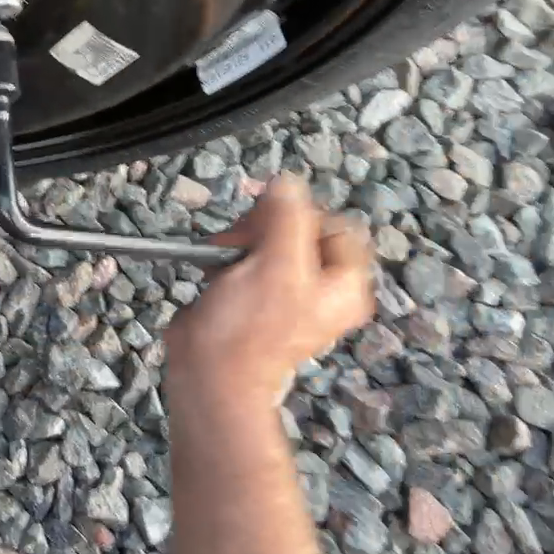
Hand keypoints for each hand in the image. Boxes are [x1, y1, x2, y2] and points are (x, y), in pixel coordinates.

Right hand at [164, 175, 373, 411]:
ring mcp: (286, 293)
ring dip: (241, 239)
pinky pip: (248, 259)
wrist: (209, 371)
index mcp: (344, 285)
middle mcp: (320, 288)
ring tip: (222, 254)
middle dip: (264, 227)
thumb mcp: (275, 266)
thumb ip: (287, 219)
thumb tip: (286, 182)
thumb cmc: (248, 327)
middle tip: (240, 238)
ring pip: (269, 242)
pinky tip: (215, 266)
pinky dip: (229, 255)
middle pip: (300, 230)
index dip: (302, 214)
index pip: (337, 225)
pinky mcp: (254, 296)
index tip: (267, 216)